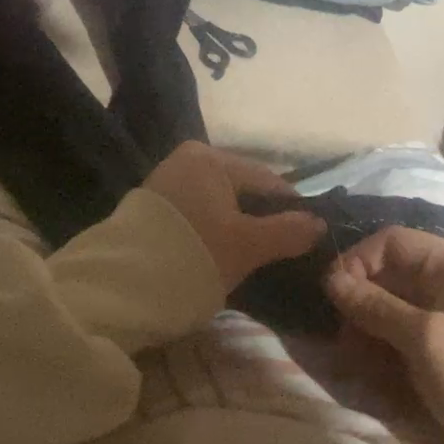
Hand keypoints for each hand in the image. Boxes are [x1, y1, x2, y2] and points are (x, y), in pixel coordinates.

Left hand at [141, 142, 325, 292]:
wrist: (124, 286)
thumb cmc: (196, 254)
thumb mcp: (248, 245)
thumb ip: (288, 231)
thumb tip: (319, 223)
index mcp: (210, 158)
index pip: (266, 180)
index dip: (290, 208)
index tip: (307, 236)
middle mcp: (186, 160)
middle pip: (240, 190)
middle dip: (261, 218)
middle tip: (279, 251)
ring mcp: (166, 182)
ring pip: (218, 204)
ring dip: (236, 227)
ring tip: (251, 257)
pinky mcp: (152, 208)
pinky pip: (197, 214)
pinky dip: (212, 231)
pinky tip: (220, 255)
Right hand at [329, 226, 443, 443]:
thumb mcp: (425, 339)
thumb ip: (375, 305)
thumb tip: (331, 278)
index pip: (392, 241)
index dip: (357, 261)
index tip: (330, 298)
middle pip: (394, 276)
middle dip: (362, 304)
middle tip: (342, 343)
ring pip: (399, 311)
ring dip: (372, 334)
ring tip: (357, 366)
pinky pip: (413, 340)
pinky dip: (391, 354)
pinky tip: (378, 380)